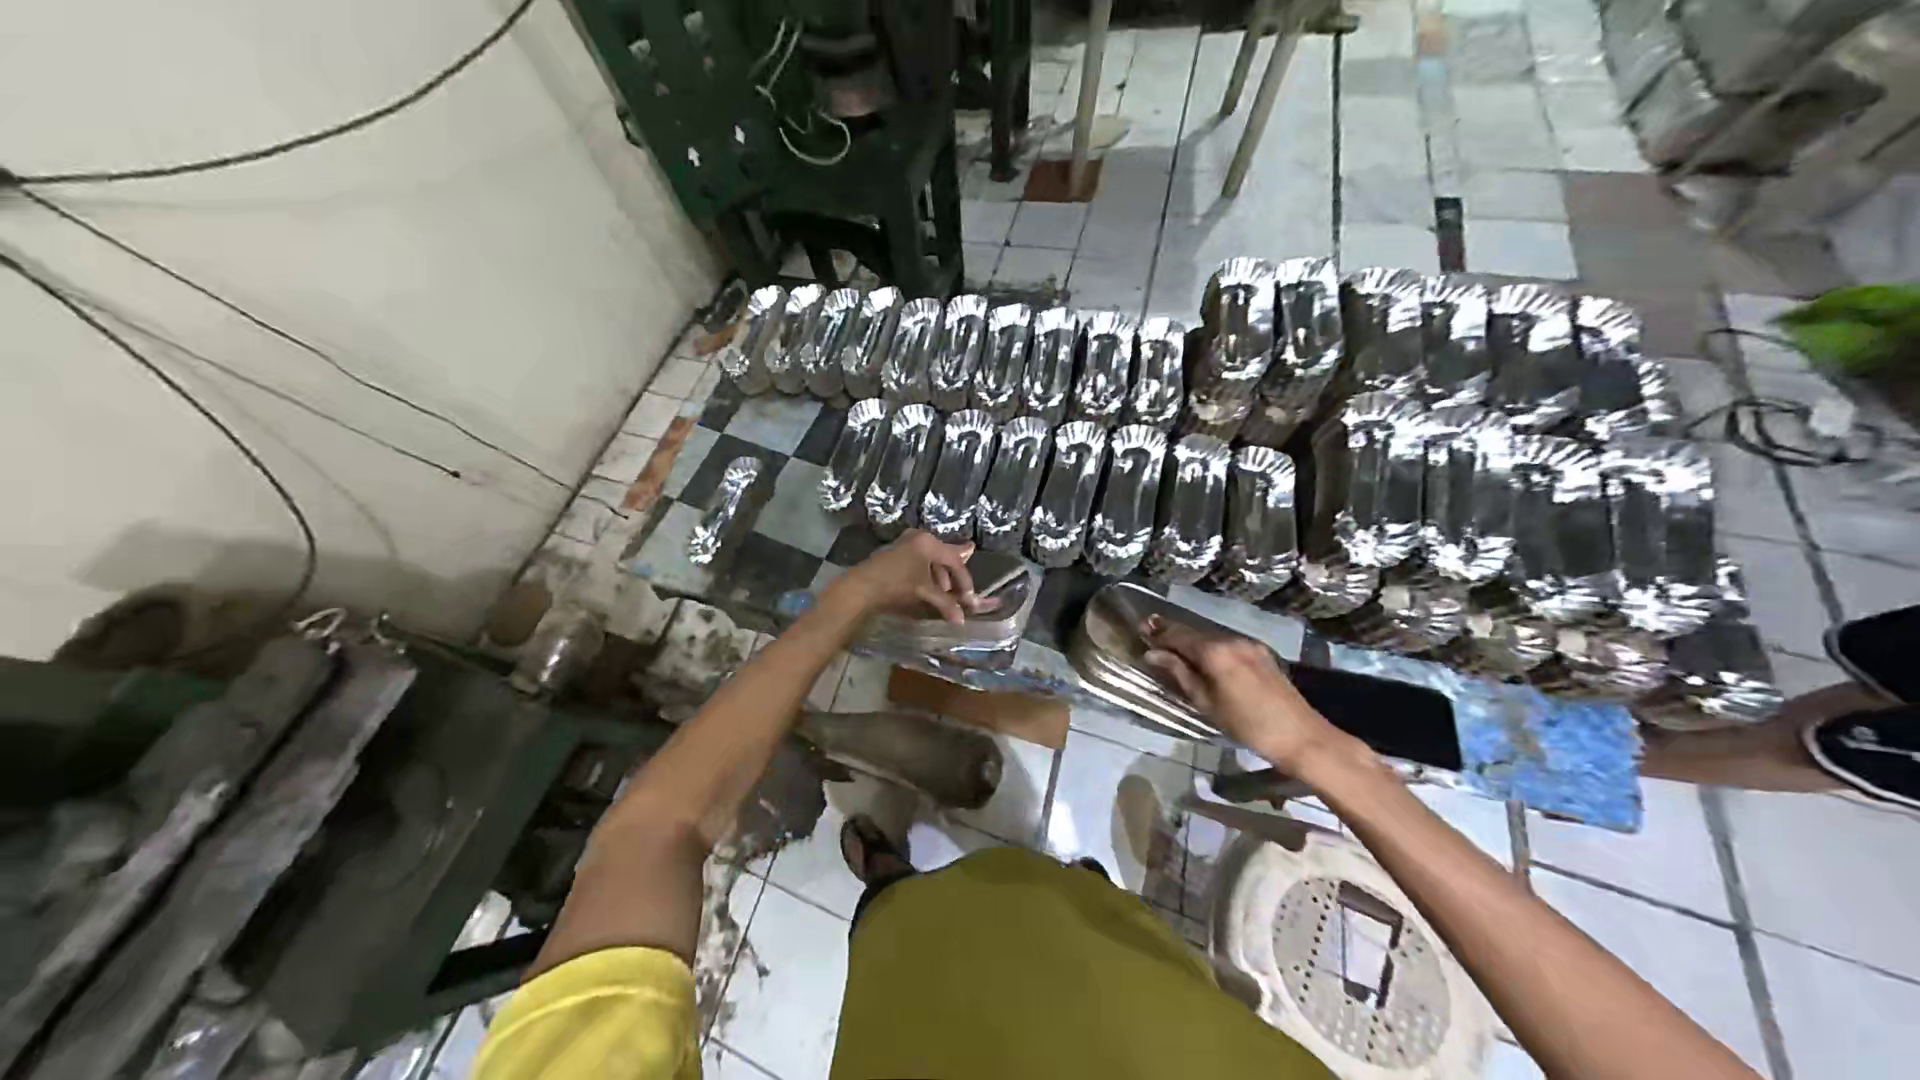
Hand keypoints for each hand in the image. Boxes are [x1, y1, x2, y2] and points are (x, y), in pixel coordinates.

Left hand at [832, 530, 997, 622]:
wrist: (861, 587)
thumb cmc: (896, 584)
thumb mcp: (924, 592)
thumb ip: (946, 603)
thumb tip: (961, 619)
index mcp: (928, 542)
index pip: (955, 560)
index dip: (965, 580)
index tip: (970, 598)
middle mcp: (918, 537)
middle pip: (944, 557)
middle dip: (952, 578)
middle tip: (959, 594)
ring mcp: (905, 543)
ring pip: (931, 559)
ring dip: (939, 577)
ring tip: (942, 594)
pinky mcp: (895, 552)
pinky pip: (919, 561)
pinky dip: (926, 574)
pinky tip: (926, 588)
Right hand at [1142, 616, 1352, 773]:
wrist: (1299, 735)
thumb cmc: (1246, 724)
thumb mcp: (1205, 702)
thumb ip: (1179, 673)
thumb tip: (1153, 654)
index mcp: (1214, 651)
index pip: (1178, 635)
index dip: (1158, 632)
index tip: (1140, 629)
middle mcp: (1231, 640)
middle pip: (1195, 632)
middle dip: (1172, 633)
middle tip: (1151, 633)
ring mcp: (1249, 645)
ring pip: (1211, 637)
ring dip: (1192, 641)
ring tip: (1173, 646)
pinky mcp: (1261, 654)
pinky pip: (1227, 644)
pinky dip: (1210, 647)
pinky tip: (1203, 656)